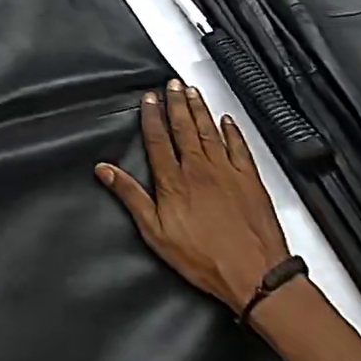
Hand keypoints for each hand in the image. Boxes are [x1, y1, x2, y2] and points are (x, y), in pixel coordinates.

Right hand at [97, 79, 289, 312]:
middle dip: (176, 103)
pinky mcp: (251, 180)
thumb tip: (104, 170)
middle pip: (184, 128)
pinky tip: (227, 119)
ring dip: (199, 109)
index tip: (149, 97)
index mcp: (174, 181)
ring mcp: (227, 172)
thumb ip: (130, 196)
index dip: (152, 116)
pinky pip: (240, 147)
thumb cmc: (204, 259)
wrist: (255, 276)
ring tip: (192, 91)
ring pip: (209, 131)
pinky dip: (232, 131)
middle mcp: (199, 169)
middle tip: (172, 84)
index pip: (158, 139)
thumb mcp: (155, 232)